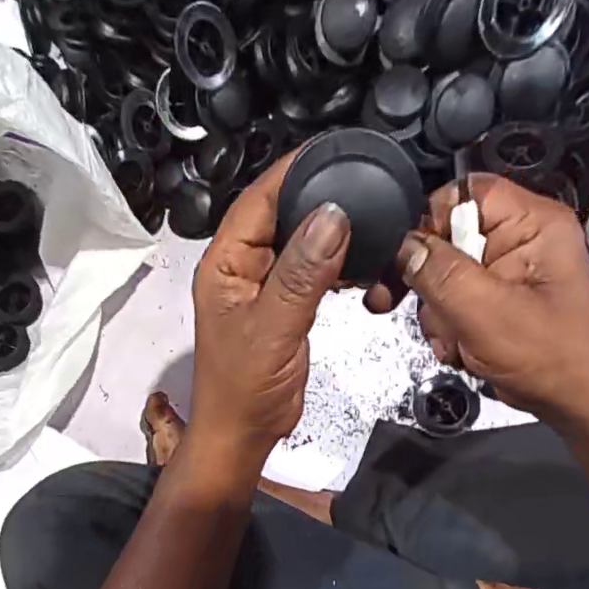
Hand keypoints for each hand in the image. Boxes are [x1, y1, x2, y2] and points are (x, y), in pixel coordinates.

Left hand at [188, 153, 350, 465]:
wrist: (245, 434)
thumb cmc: (241, 392)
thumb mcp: (272, 328)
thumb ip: (301, 275)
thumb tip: (331, 219)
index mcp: (225, 265)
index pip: (258, 200)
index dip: (292, 173)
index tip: (330, 154)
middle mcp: (242, 270)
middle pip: (279, 216)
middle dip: (316, 197)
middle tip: (357, 182)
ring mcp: (264, 289)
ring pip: (298, 243)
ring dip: (327, 231)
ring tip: (363, 217)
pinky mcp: (284, 308)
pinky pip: (310, 271)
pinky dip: (332, 263)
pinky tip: (354, 260)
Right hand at [392, 174, 588, 415]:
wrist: (574, 401)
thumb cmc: (554, 357)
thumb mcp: (485, 311)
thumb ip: (439, 273)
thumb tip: (405, 248)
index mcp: (532, 224)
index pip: (467, 191)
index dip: (433, 221)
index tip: (414, 258)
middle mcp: (519, 242)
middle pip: (448, 239)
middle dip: (433, 284)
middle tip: (437, 313)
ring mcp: (506, 275)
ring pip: (444, 278)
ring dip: (440, 315)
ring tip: (459, 340)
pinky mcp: (496, 303)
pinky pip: (452, 304)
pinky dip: (449, 329)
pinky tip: (463, 348)